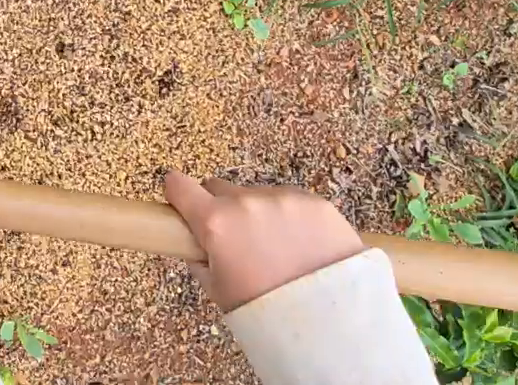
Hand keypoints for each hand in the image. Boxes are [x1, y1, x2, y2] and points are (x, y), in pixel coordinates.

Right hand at [161, 172, 364, 311]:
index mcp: (215, 222)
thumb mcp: (220, 293)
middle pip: (219, 189)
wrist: (340, 333)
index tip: (183, 205)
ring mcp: (282, 199)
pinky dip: (294, 219)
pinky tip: (307, 248)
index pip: (177, 184)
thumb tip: (199, 246)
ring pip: (258, 196)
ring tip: (284, 252)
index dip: (178, 195)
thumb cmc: (271, 317)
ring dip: (261, 215)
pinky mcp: (316, 203)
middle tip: (241, 242)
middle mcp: (245, 202)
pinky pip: (292, 202)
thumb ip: (201, 261)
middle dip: (223, 209)